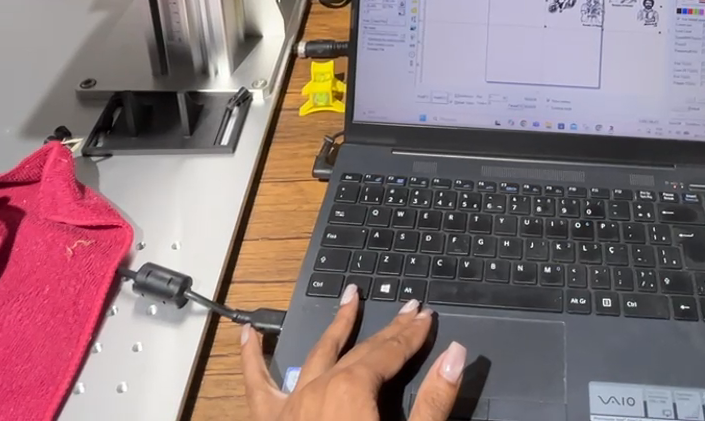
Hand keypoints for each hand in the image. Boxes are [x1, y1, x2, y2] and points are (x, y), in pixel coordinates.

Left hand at [240, 284, 466, 420]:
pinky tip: (248, 334)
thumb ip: (434, 403)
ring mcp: (291, 408)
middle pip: (360, 351)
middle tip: (408, 310)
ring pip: (316, 355)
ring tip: (349, 296)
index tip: (428, 316)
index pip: (390, 351)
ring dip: (336, 325)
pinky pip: (257, 388)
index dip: (412, 334)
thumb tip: (456, 354)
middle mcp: (318, 389)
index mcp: (352, 390)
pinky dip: (252, 360)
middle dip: (388, 332)